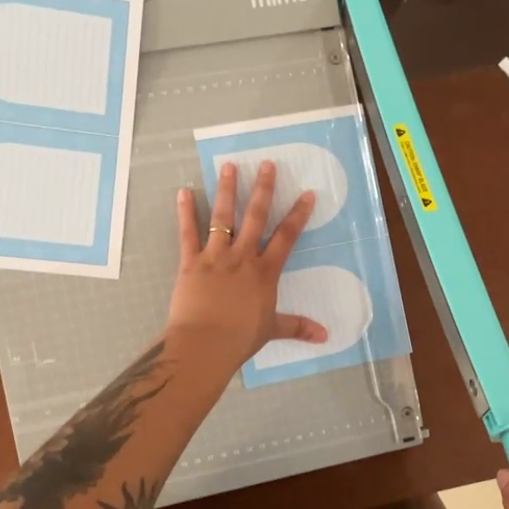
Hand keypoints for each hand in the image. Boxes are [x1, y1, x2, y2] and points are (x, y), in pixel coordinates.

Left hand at [168, 160, 326, 364]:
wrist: (204, 344)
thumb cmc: (240, 338)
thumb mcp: (271, 330)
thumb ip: (297, 327)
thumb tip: (325, 336)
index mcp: (265, 272)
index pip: (286, 237)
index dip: (297, 214)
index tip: (306, 193)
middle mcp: (242, 257)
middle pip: (255, 217)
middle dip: (263, 189)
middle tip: (266, 164)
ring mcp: (215, 257)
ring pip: (223, 217)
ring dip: (227, 190)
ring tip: (228, 167)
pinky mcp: (190, 262)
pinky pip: (187, 233)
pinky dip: (185, 212)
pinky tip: (184, 192)